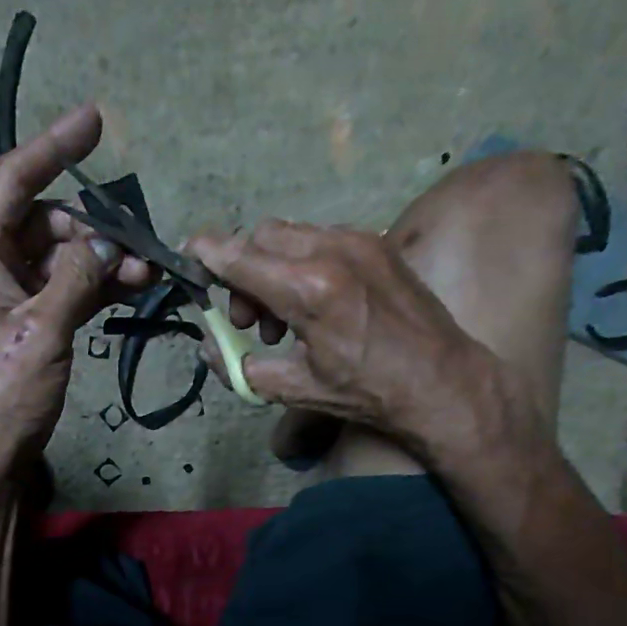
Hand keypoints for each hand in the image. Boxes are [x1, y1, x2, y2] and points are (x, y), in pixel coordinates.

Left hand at [0, 103, 151, 465]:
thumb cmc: (10, 391)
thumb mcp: (45, 327)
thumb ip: (78, 275)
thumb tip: (108, 243)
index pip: (16, 180)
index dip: (56, 146)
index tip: (98, 120)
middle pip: (49, 217)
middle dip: (96, 228)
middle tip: (139, 250)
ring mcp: (13, 289)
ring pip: (65, 252)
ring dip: (105, 259)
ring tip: (146, 277)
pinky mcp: (33, 314)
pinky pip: (70, 281)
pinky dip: (99, 282)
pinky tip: (134, 289)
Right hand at [184, 222, 526, 458]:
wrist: (441, 381)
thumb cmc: (365, 391)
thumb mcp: (290, 389)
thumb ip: (238, 365)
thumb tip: (208, 346)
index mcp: (308, 290)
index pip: (238, 256)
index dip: (204, 253)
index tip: (185, 257)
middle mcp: (332, 252)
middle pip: (260, 237)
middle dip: (240, 271)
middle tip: (246, 319)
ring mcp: (359, 241)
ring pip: (289, 234)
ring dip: (269, 268)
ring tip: (280, 319)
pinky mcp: (376, 242)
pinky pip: (318, 239)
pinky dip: (298, 263)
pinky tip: (311, 303)